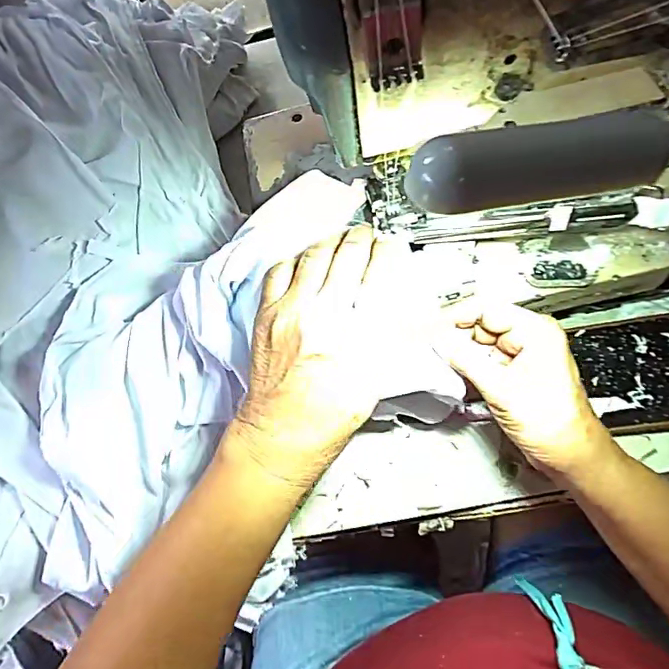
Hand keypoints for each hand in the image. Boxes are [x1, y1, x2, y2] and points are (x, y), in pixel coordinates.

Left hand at [229, 225, 403, 490]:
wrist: (282, 433)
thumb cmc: (328, 417)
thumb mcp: (377, 378)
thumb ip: (390, 338)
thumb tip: (401, 308)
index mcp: (360, 333)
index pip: (380, 271)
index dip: (389, 251)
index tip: (391, 246)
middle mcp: (326, 315)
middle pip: (347, 254)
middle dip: (362, 238)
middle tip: (368, 235)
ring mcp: (292, 311)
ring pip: (314, 255)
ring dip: (331, 241)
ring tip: (340, 240)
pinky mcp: (267, 314)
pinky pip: (280, 270)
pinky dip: (296, 259)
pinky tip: (305, 260)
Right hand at [437, 300, 618, 483]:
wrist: (570, 455)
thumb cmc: (556, 425)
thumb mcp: (500, 388)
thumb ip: (465, 360)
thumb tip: (442, 341)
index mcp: (537, 331)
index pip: (487, 309)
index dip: (457, 318)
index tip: (435, 329)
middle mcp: (532, 338)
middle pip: (481, 326)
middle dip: (457, 340)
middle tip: (436, 350)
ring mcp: (524, 356)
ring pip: (481, 346)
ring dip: (463, 357)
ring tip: (447, 367)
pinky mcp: (517, 373)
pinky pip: (487, 362)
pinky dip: (472, 369)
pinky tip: (461, 379)